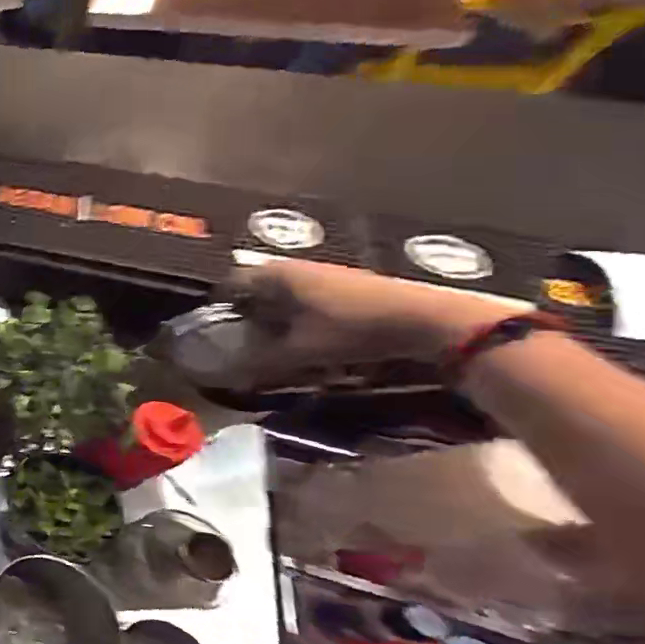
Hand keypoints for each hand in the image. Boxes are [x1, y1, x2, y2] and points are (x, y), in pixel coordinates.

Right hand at [215, 260, 514, 383]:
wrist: (431, 321)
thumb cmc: (352, 329)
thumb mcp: (301, 351)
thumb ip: (261, 362)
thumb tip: (227, 377)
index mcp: (275, 274)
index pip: (230, 283)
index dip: (219, 306)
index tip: (213, 328)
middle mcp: (296, 266)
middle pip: (257, 287)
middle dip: (247, 311)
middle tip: (240, 337)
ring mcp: (326, 272)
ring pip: (284, 292)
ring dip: (274, 313)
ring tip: (272, 340)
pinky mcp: (349, 284)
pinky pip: (308, 296)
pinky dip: (299, 314)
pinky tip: (307, 337)